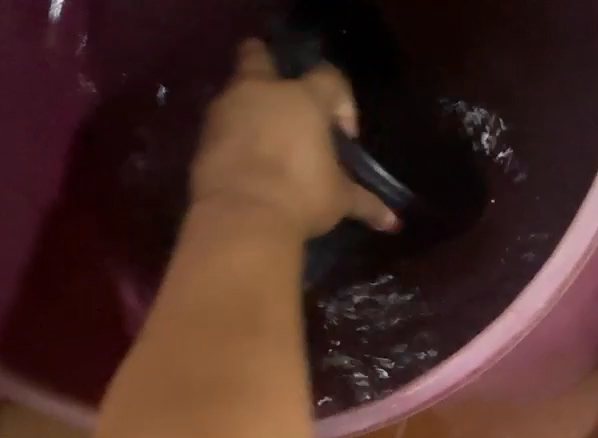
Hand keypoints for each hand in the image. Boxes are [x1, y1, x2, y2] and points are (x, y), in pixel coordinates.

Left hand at [190, 40, 398, 238]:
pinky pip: (225, 124)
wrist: (243, 214)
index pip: (330, 78)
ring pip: (240, 91)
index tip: (344, 137)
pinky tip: (253, 166)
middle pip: (260, 56)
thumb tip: (393, 222)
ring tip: (273, 148)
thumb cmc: (302, 196)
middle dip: (272, 70)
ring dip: (255, 110)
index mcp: (303, 100)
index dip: (342, 103)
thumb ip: (366, 203)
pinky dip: (237, 137)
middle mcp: (262, 91)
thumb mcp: (341, 200)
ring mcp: (227, 108)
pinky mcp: (205, 133)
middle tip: (288, 107)